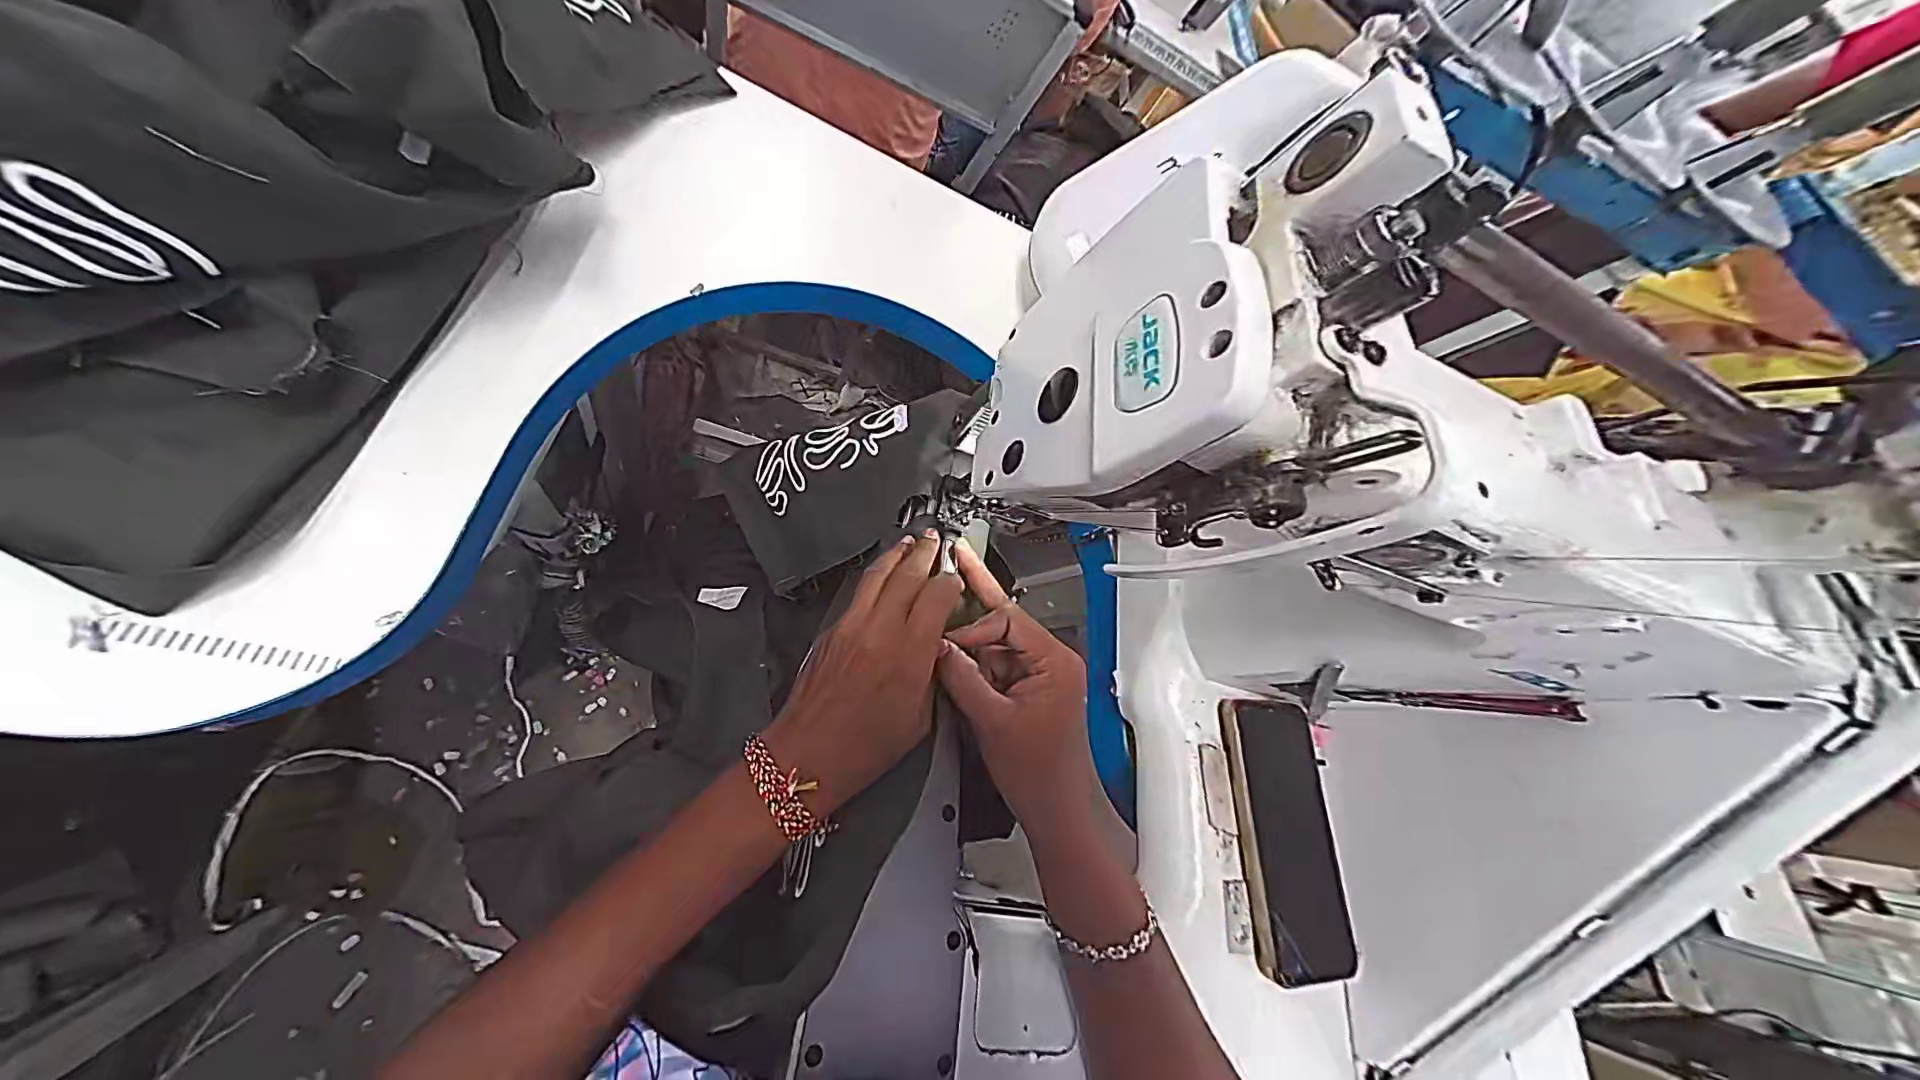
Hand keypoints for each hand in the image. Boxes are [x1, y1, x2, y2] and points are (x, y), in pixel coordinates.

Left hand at [763, 531, 962, 814]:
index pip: (937, 597)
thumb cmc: (862, 746)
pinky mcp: (832, 631)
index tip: (956, 579)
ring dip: (896, 555)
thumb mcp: (919, 717)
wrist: (809, 753)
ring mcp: (852, 627)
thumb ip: (932, 674)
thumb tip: (937, 648)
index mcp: (908, 654)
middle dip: (925, 554)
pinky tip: (881, 573)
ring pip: (878, 576)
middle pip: (907, 575)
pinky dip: (874, 575)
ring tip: (909, 543)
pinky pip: (858, 591)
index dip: (950, 582)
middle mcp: (880, 632)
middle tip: (935, 540)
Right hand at [936, 539, 1102, 837]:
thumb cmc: (1040, 774)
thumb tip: (940, 647)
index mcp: (1055, 662)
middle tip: (956, 557)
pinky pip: (994, 665)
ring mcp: (1039, 675)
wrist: (1056, 808)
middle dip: (974, 600)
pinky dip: (972, 663)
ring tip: (941, 630)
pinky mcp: (1027, 690)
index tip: (946, 641)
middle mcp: (1051, 662)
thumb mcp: (992, 721)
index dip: (973, 627)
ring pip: (995, 644)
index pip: (1008, 620)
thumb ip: (962, 678)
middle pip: (1004, 622)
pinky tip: (952, 661)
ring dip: (968, 642)